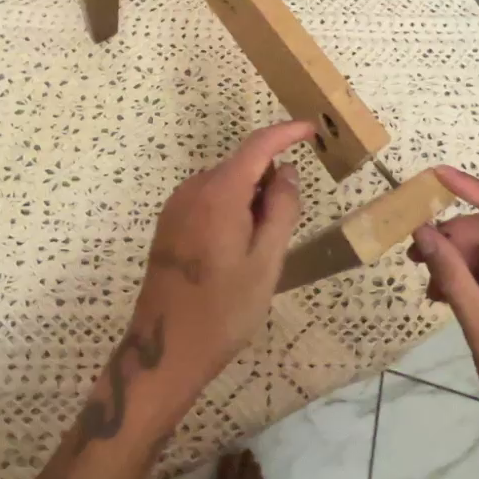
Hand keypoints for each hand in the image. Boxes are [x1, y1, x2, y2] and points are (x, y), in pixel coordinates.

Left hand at [130, 120, 306, 401]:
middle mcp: (193, 189)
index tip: (311, 129)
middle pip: (240, 165)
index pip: (257, 146)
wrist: (166, 348)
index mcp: (218, 194)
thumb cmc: (225, 310)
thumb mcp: (266, 262)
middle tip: (284, 227)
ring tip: (259, 250)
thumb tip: (288, 171)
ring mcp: (177, 205)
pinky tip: (235, 250)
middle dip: (269, 181)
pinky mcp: (169, 222)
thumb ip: (281, 210)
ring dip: (249, 198)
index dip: (286, 133)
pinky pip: (208, 199)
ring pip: (224, 183)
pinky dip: (230, 208)